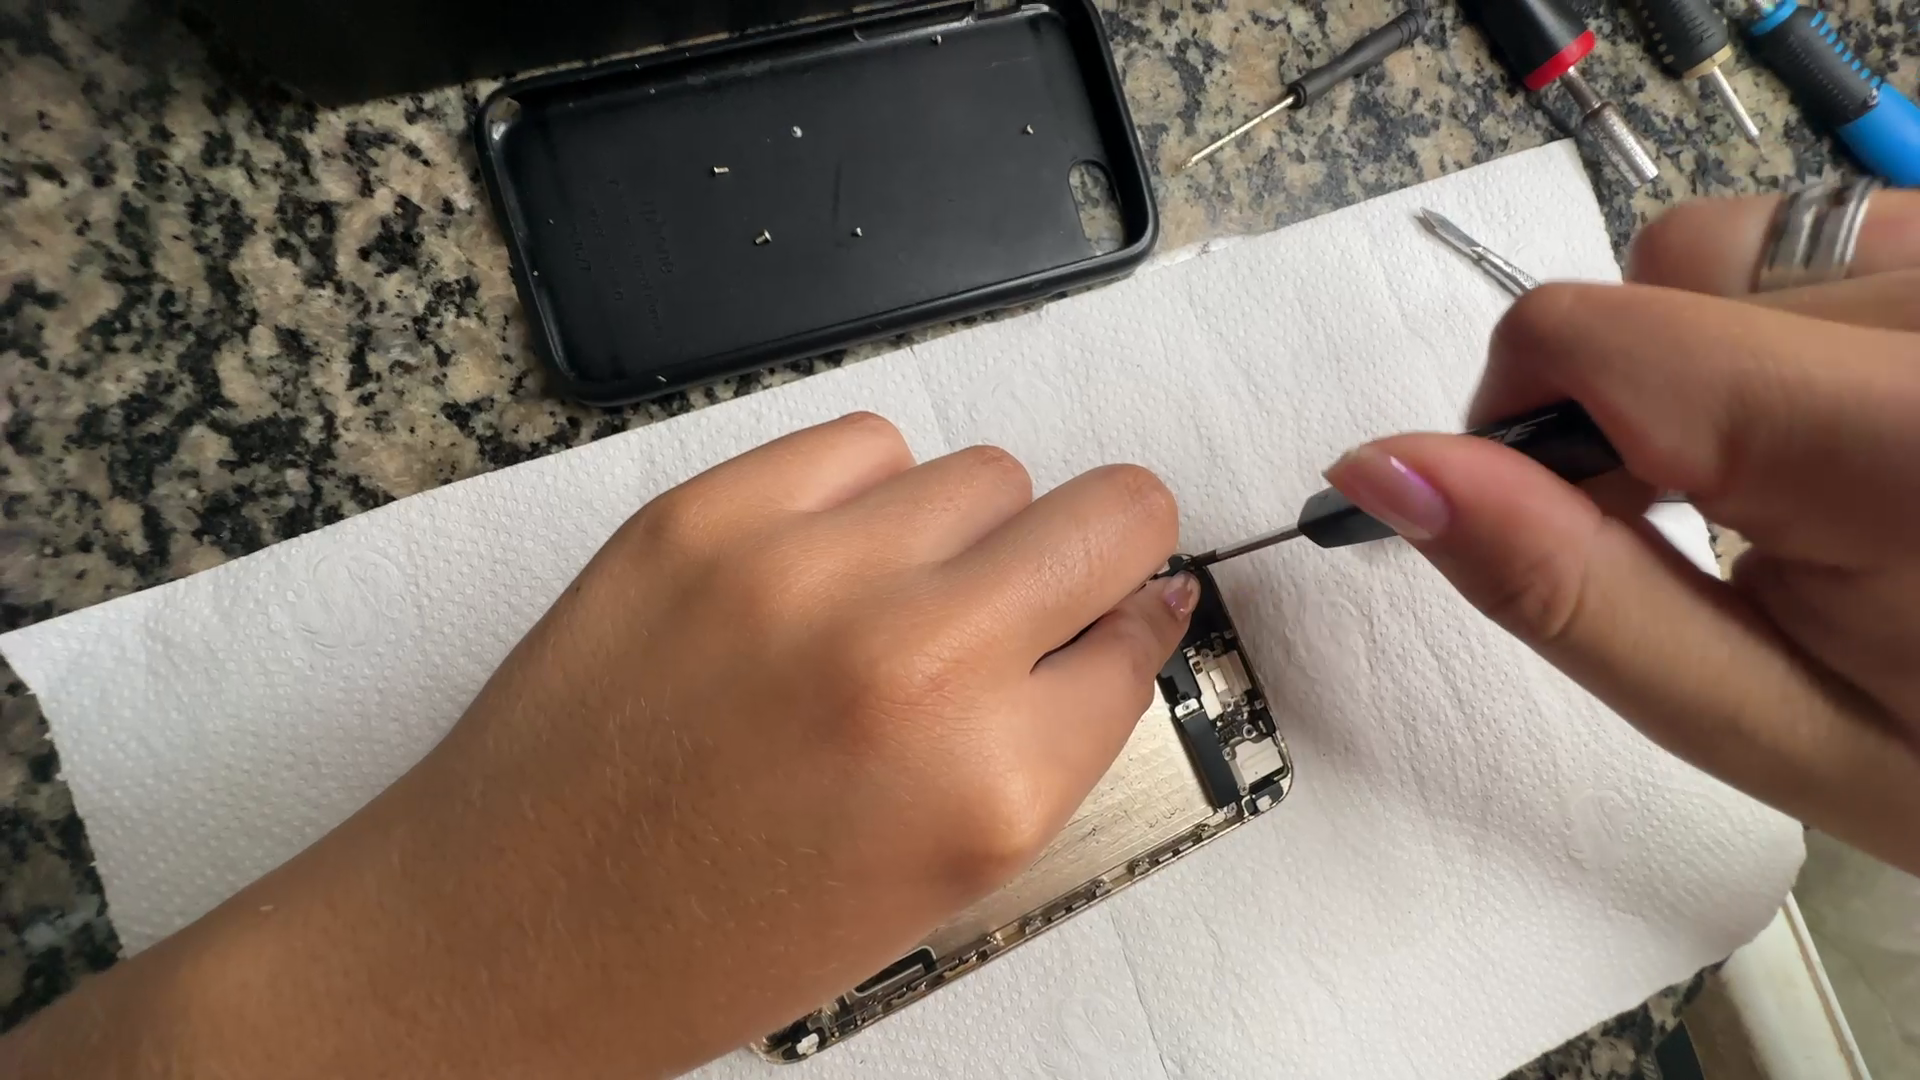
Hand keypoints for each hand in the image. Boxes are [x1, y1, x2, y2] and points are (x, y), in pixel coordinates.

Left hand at [0, 414, 1194, 1078]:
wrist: (509, 929)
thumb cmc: (741, 927)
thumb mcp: (947, 867)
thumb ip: (1065, 729)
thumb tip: (1140, 606)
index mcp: (990, 783)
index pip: (1142, 632)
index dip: (1134, 615)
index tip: (1112, 610)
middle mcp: (913, 660)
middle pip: (1110, 508)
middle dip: (1103, 540)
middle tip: (1035, 583)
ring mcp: (803, 568)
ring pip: (985, 469)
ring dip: (968, 530)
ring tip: (895, 595)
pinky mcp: (706, 513)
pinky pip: (866, 440)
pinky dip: (870, 491)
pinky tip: (824, 560)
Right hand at [1321, 190, 1919, 873]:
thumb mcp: (1747, 717)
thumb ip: (1553, 583)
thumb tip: (1375, 468)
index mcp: (1909, 442)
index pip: (1582, 330)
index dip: (1514, 419)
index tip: (1562, 514)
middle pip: (1665, 269)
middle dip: (1619, 392)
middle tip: (1692, 514)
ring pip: (1748, 233)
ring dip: (1705, 342)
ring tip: (1786, 461)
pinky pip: (1843, 226)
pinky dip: (1791, 313)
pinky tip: (1854, 412)